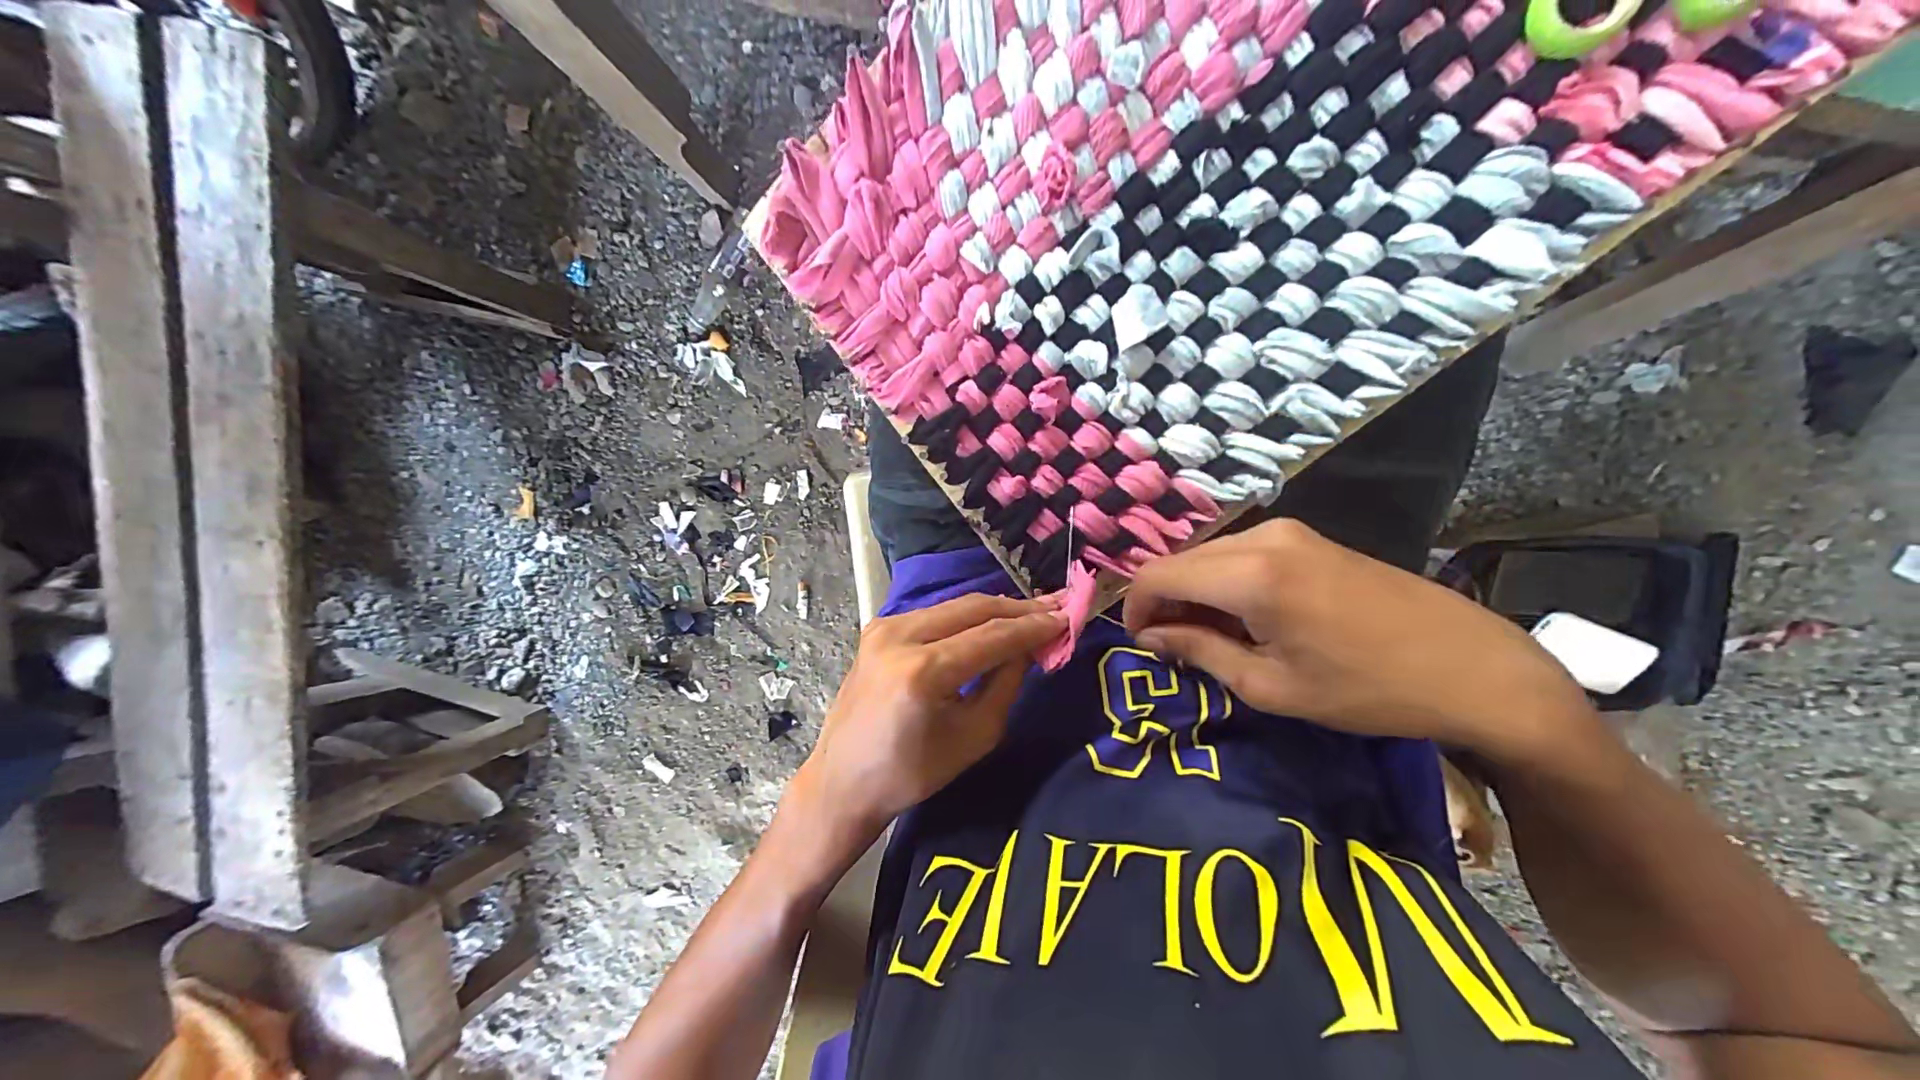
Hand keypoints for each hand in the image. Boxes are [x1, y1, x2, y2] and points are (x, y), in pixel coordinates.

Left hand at [789, 593, 1065, 837]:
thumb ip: (1006, 683)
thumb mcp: (975, 736)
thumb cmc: (911, 773)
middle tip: (1058, 605)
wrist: (843, 780)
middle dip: (1019, 608)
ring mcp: (883, 627)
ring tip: (1033, 612)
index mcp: (922, 671)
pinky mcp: (878, 628)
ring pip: (955, 606)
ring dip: (995, 609)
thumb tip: (1030, 646)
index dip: (1034, 626)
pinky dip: (967, 617)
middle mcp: (900, 636)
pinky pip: (935, 614)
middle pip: (974, 608)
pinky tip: (992, 621)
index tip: (1068, 617)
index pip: (992, 636)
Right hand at [1122, 519, 1596, 764]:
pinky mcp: (1311, 537)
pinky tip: (1249, 618)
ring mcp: (1291, 531)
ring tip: (1214, 638)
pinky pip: (1243, 553)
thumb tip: (1151, 636)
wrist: (1475, 668)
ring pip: (1210, 555)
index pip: (1158, 575)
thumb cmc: (1368, 689)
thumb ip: (1199, 652)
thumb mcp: (1272, 686)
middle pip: (1181, 560)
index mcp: (1251, 574)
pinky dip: (1226, 582)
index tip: (1143, 645)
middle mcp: (1263, 537)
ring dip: (1196, 592)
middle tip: (1174, 647)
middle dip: (1164, 601)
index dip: (1135, 609)